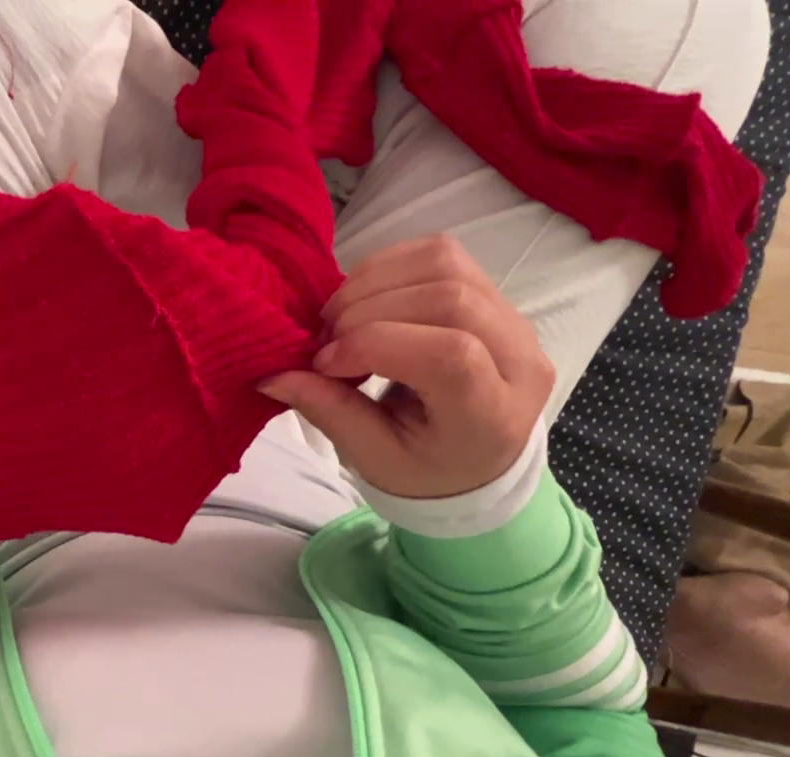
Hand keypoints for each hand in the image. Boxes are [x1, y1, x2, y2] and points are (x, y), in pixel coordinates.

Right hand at [260, 235, 552, 498]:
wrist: (474, 460)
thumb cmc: (423, 469)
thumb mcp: (372, 456)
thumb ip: (329, 410)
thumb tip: (271, 374)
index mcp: (490, 414)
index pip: (448, 355)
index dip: (375, 344)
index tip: (324, 366)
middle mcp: (518, 356)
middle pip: (448, 298)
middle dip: (367, 311)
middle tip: (324, 341)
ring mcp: (513, 318)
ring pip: (446, 264)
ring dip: (374, 282)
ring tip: (338, 319)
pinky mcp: (495, 295)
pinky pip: (442, 255)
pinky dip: (388, 267)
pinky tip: (360, 299)